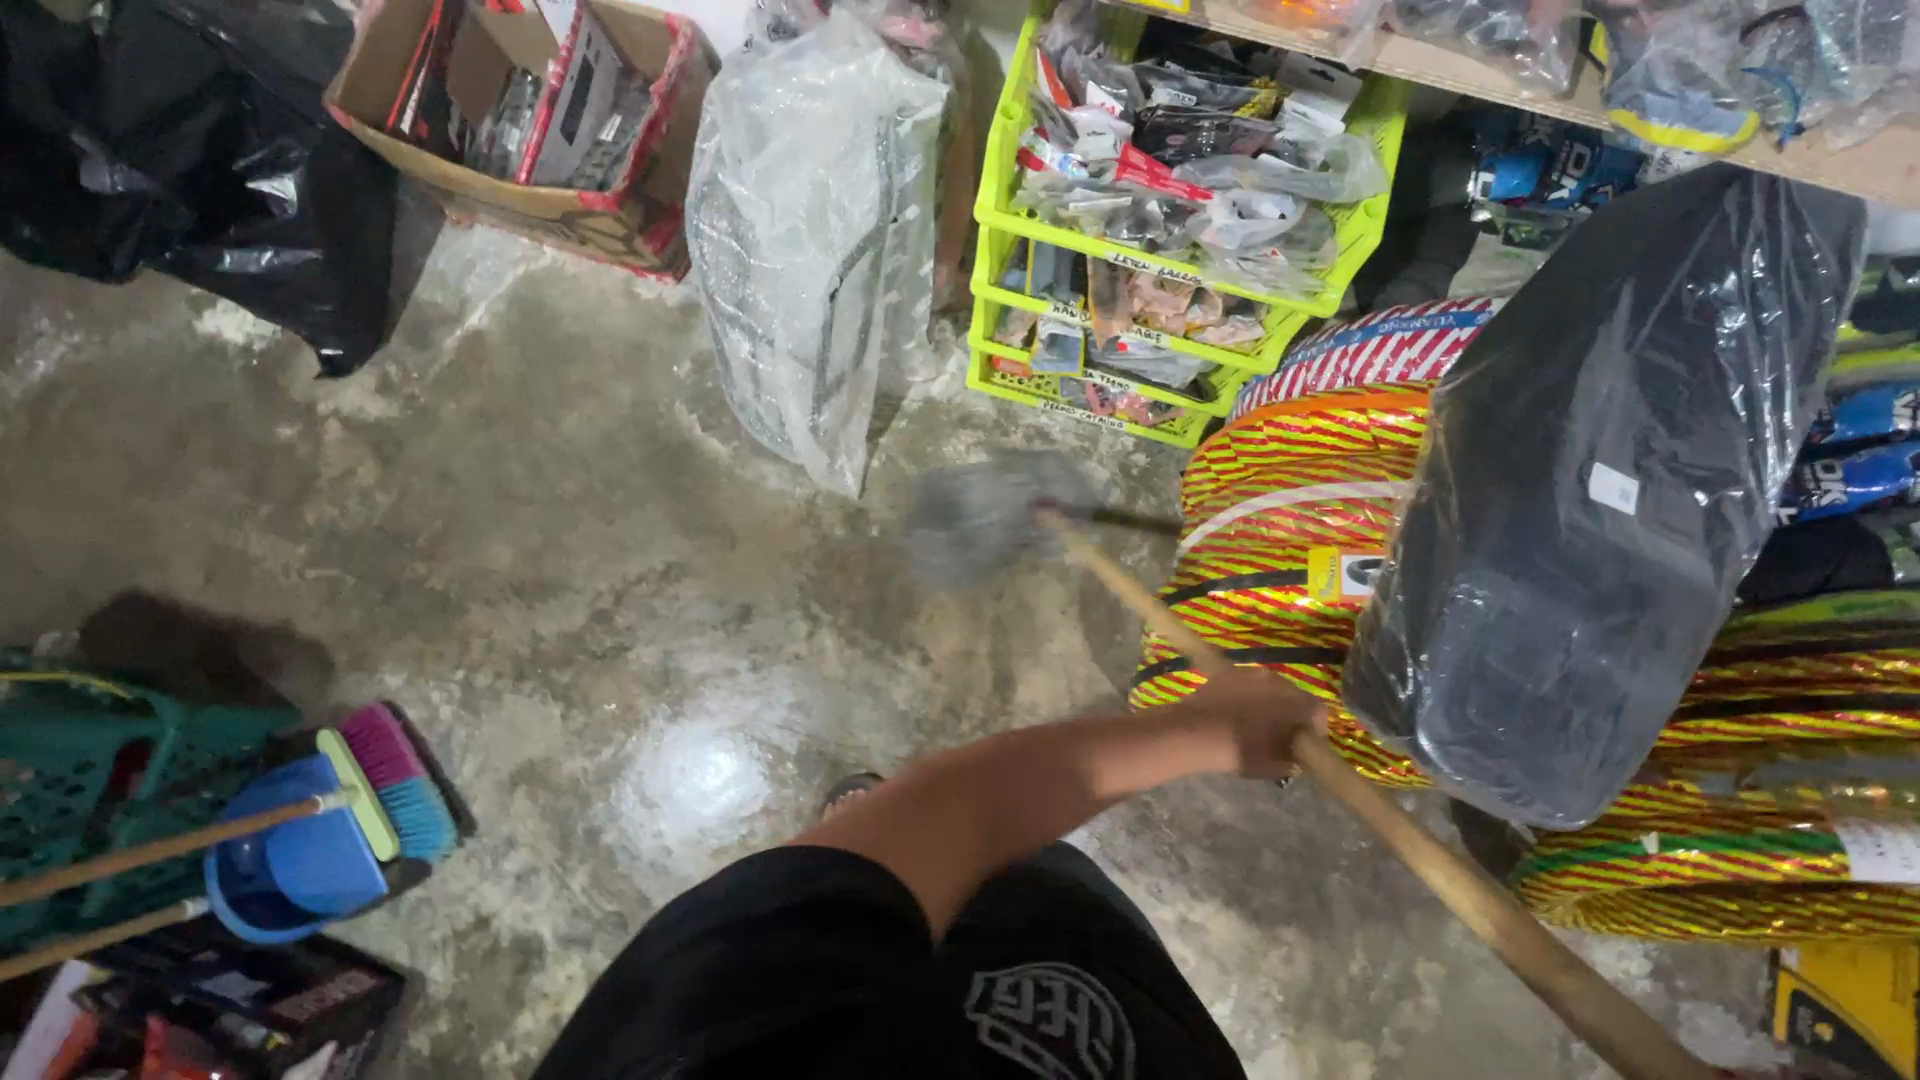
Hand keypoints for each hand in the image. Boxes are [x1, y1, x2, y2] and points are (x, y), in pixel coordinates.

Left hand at [1175, 664, 1327, 779]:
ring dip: (1269, 701)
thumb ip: (1292, 759)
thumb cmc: (1242, 751)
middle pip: (1295, 696)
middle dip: (1292, 713)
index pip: (1318, 713)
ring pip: (1270, 687)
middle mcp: (1280, 681)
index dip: (1314, 730)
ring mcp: (1253, 672)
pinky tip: (1236, 708)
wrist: (1197, 732)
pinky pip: (1247, 682)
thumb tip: (1295, 756)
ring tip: (1256, 720)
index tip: (1304, 744)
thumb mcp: (1275, 766)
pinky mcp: (1229, 671)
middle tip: (1281, 732)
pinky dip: (1247, 694)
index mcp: (1298, 703)